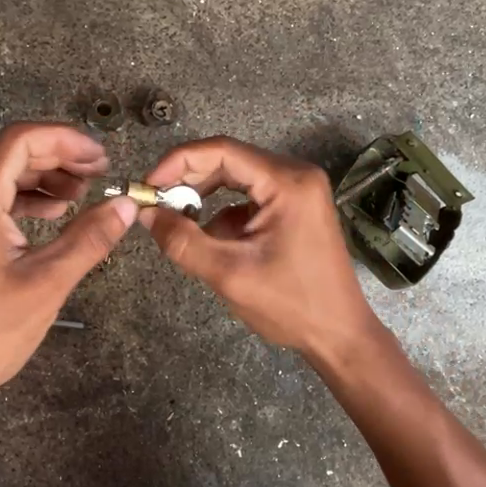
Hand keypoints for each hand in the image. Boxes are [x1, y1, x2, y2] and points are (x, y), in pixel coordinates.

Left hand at [0, 122, 136, 413]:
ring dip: (39, 178)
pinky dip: (19, 199)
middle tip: (97, 172)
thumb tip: (125, 207)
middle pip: (8, 153)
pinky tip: (49, 215)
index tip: (99, 156)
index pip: (20, 140)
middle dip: (56, 156)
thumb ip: (88, 239)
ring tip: (80, 194)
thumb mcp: (46, 285)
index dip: (65, 139)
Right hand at [141, 137, 380, 362]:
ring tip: (177, 220)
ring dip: (203, 195)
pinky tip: (209, 237)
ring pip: (236, 177)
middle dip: (188, 179)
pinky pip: (248, 195)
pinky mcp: (294, 206)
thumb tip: (145, 214)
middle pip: (228, 159)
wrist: (340, 336)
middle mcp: (295, 175)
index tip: (148, 184)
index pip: (222, 150)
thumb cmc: (291, 305)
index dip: (178, 161)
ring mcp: (297, 190)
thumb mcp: (228, 273)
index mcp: (287, 182)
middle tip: (156, 202)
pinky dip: (222, 211)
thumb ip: (182, 241)